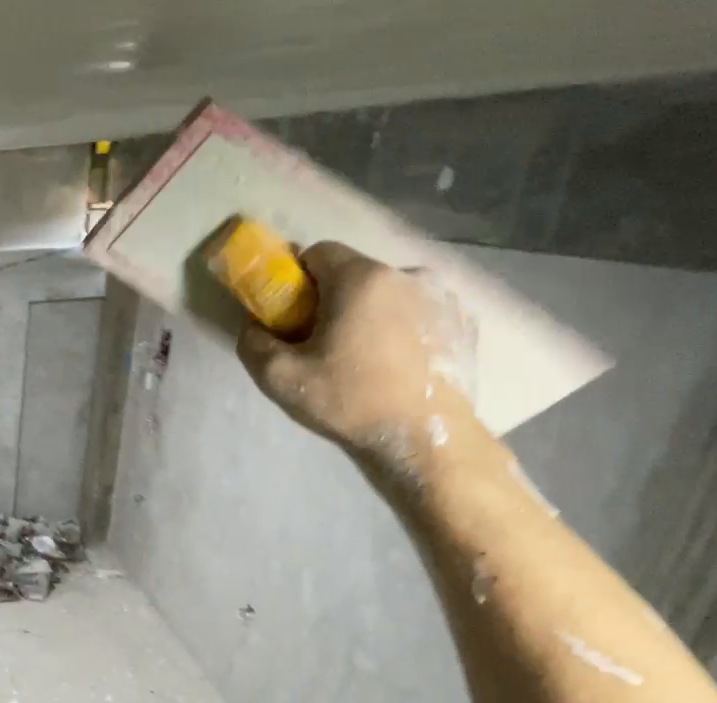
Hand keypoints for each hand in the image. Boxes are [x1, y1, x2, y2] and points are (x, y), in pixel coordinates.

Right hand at [236, 242, 475, 468]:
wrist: (424, 435)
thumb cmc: (349, 400)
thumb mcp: (279, 377)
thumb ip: (253, 342)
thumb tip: (254, 325)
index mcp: (361, 279)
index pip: (319, 252)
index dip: (297, 278)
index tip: (289, 312)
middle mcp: (408, 274)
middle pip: (355, 273)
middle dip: (332, 299)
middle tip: (320, 342)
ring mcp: (443, 295)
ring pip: (388, 293)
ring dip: (369, 314)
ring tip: (362, 357)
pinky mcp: (463, 320)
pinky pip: (418, 312)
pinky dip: (401, 329)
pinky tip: (394, 365)